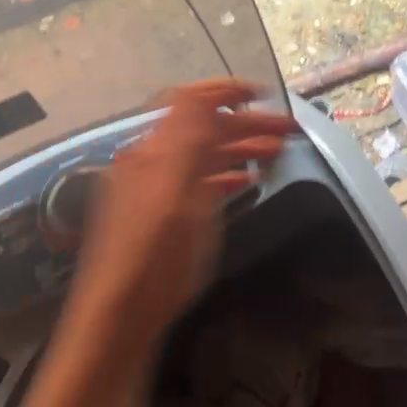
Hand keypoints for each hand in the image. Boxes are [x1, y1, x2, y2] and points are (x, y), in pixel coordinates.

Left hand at [66, 80, 297, 349]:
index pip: (189, 100)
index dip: (226, 90)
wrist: (119, 315)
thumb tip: (207, 96)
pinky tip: (246, 181)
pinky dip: (225, 173)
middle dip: (245, 122)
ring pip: (201, 153)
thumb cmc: (155, 258)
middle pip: (200, 127)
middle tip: (288, 131)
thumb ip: (191, 141)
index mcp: (153, 151)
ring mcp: (152, 188)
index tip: (264, 94)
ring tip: (277, 152)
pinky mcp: (158, 214)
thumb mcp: (179, 195)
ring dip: (239, 146)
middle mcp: (150, 161)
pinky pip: (197, 180)